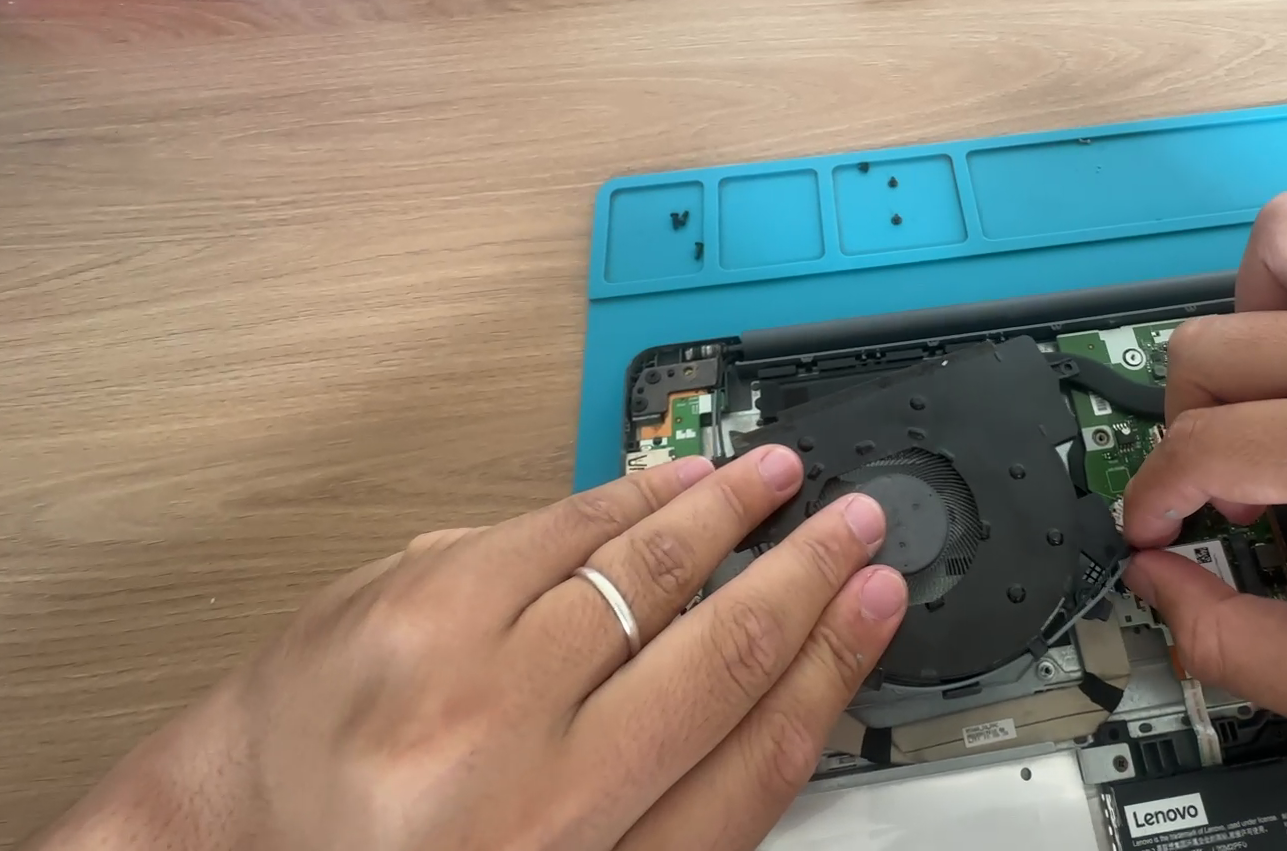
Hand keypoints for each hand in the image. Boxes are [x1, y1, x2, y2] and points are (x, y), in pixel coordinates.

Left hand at [31, 447, 906, 850]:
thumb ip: (671, 811)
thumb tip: (781, 686)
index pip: (755, 763)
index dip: (833, 668)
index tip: (875, 602)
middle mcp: (527, 801)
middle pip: (719, 658)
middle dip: (805, 575)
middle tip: (856, 522)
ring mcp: (463, 690)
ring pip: (650, 573)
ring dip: (731, 513)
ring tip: (780, 476)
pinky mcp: (412, 606)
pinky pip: (564, 527)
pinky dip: (638, 493)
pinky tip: (683, 478)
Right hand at [1121, 182, 1286, 792]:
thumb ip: (1236, 648)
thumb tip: (1152, 579)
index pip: (1202, 446)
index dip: (1154, 498)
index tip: (1160, 533)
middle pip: (1210, 349)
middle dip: (1192, 429)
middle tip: (1240, 487)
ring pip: (1277, 242)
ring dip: (1248, 323)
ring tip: (1281, 390)